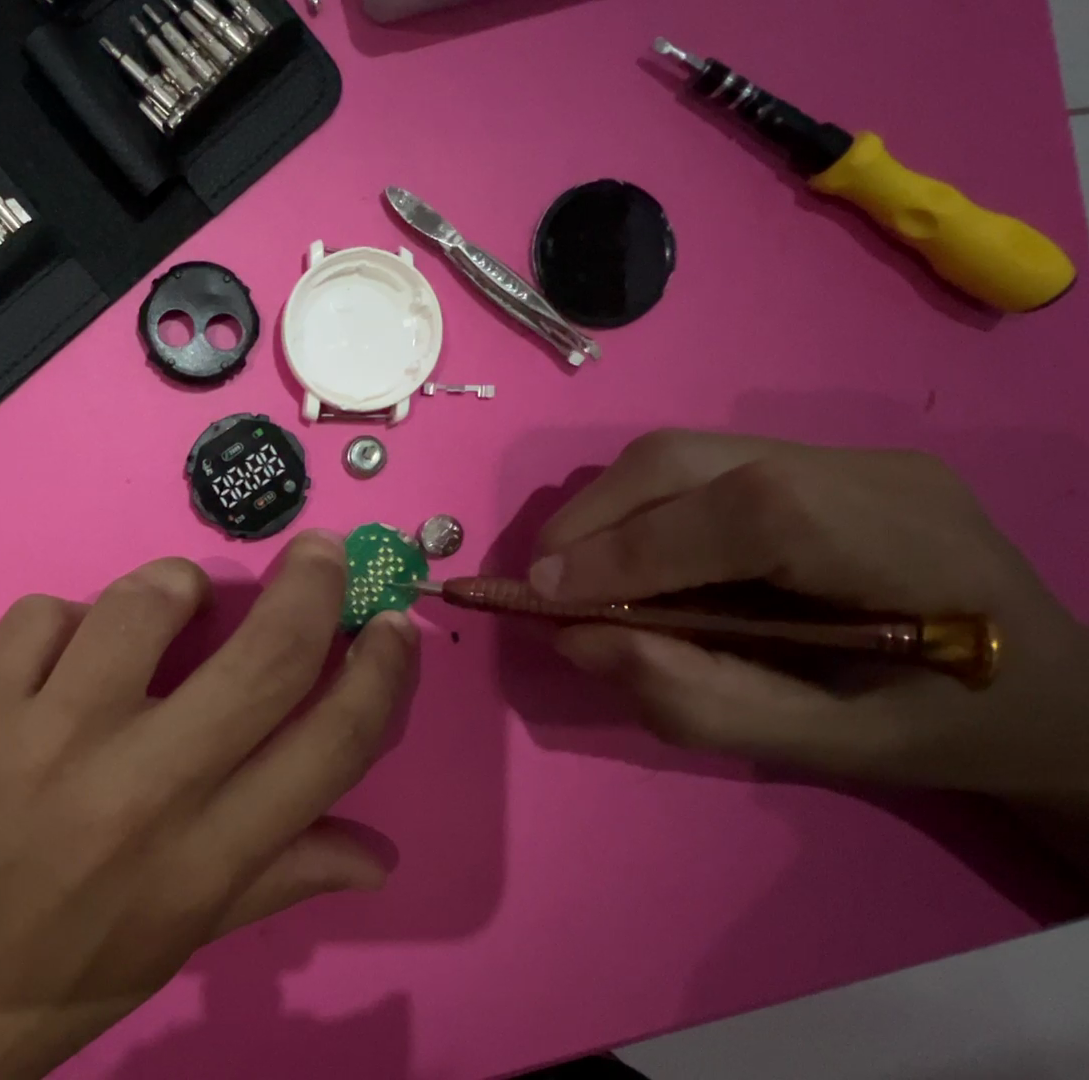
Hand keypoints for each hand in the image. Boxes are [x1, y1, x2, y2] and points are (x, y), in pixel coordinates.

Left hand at [0, 533, 415, 1077]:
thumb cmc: (61, 972)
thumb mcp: (181, 940)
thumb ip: (280, 877)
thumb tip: (378, 849)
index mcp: (207, 858)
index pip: (331, 745)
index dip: (381, 673)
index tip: (392, 625)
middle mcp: (142, 789)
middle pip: (263, 659)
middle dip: (310, 587)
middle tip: (320, 552)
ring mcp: (52, 738)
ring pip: (143, 605)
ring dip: (176, 585)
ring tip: (175, 600)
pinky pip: (43, 613)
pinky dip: (67, 619)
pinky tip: (62, 654)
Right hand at [534, 430, 1088, 810]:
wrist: (1051, 689)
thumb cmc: (939, 730)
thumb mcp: (821, 745)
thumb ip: (692, 697)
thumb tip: (573, 638)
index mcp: (901, 545)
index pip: (740, 513)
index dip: (629, 549)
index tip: (547, 594)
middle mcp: (869, 474)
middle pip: (689, 459)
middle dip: (595, 516)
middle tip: (546, 580)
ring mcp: (844, 455)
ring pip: (681, 453)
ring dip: (606, 508)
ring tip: (579, 569)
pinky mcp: (816, 459)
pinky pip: (696, 466)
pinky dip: (638, 506)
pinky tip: (635, 552)